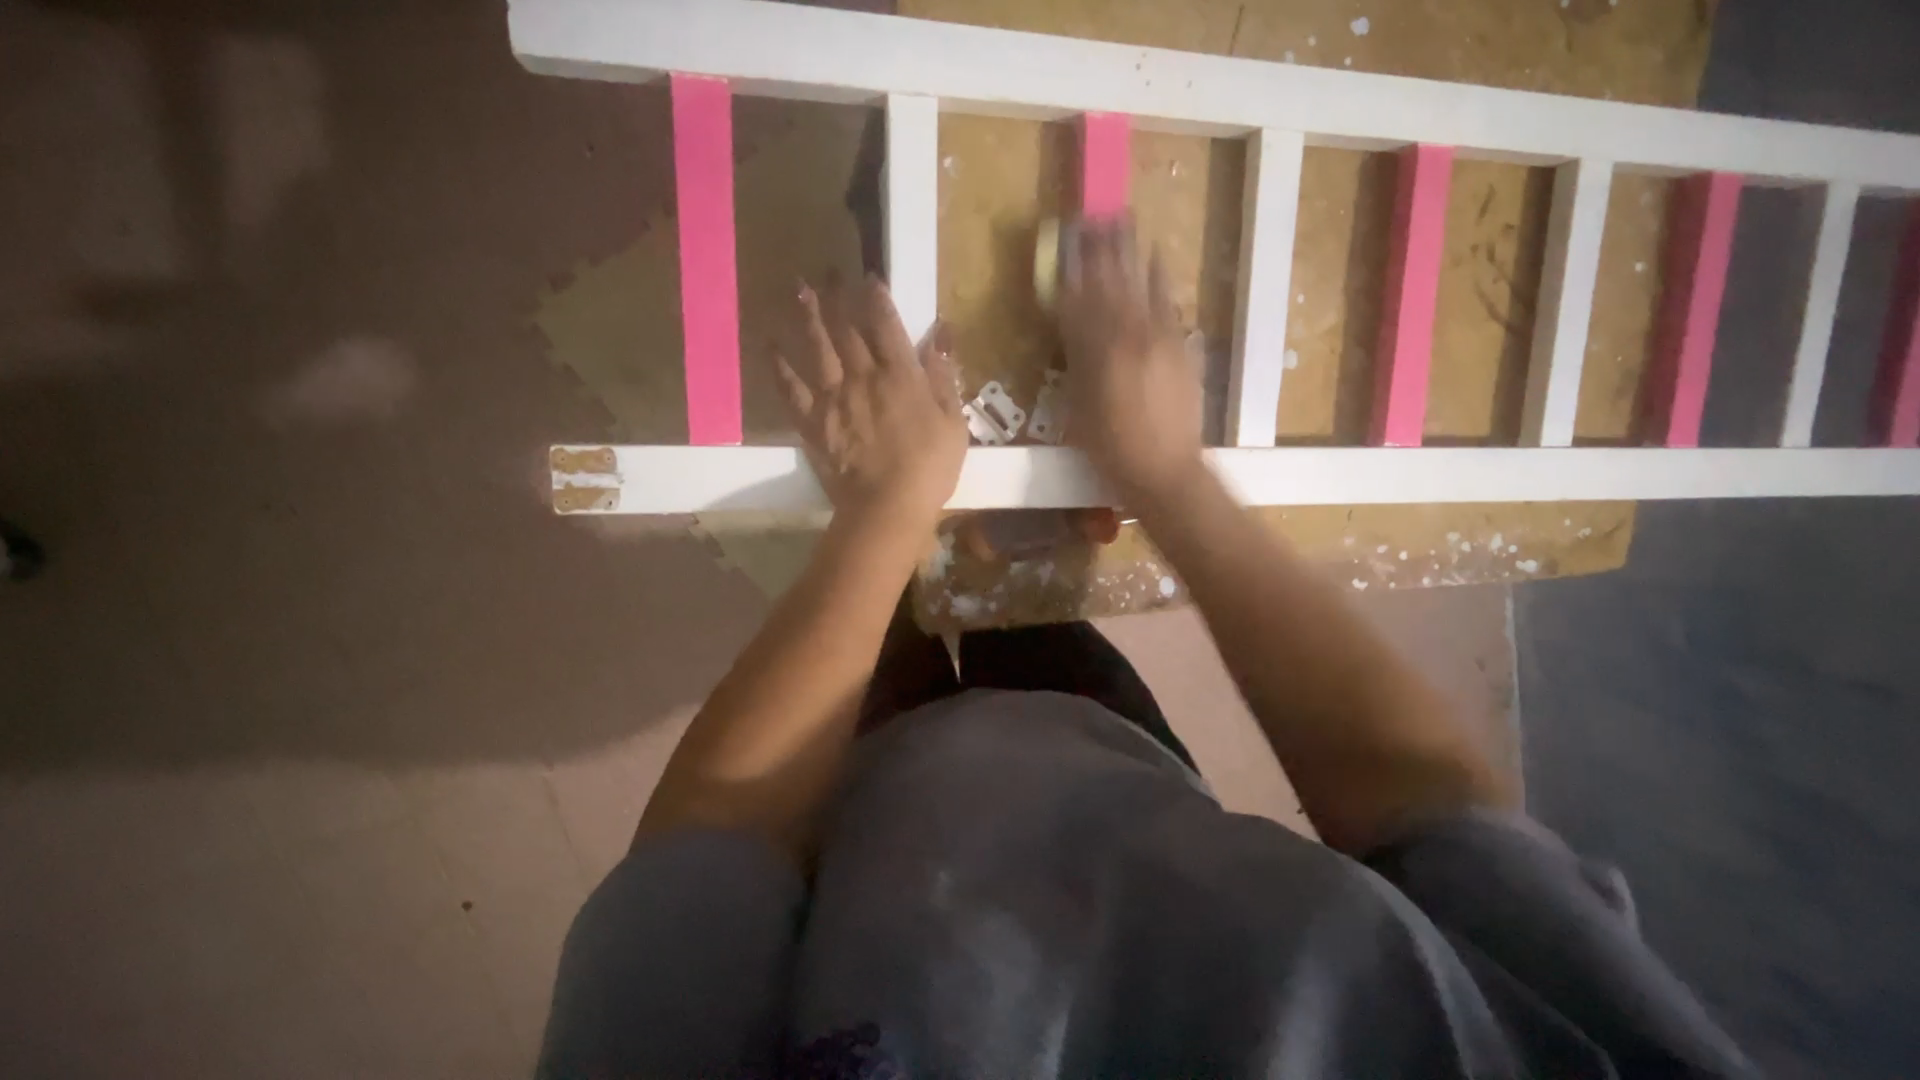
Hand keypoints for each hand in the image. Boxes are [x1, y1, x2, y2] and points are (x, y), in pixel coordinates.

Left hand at [776, 274, 967, 534]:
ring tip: (798, 289)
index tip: (867, 276)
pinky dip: (779, 367)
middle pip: (847, 329)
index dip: (876, 297)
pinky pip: (791, 390)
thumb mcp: (953, 421)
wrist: (887, 507)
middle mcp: (863, 377)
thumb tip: (942, 333)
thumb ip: (944, 376)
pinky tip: (769, 346)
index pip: (886, 324)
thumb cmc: (930, 468)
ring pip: (817, 348)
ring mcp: (833, 399)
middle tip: (829, 271)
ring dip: (807, 317)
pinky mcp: (812, 423)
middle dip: (839, 296)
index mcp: (901, 375)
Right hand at [1056, 219, 1204, 505]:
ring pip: (1140, 284)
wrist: (1166, 472)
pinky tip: (1156, 257)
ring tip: (1122, 218)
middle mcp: (1130, 336)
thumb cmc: (1111, 450)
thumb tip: (1072, 324)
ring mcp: (1159, 338)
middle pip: (1110, 282)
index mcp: (1098, 352)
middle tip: (1092, 212)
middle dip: (1098, 247)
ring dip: (1128, 251)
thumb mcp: (1079, 408)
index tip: (1063, 238)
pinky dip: (1160, 278)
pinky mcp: (1180, 347)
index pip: (1078, 299)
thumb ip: (1076, 361)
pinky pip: (1169, 302)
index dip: (1069, 267)